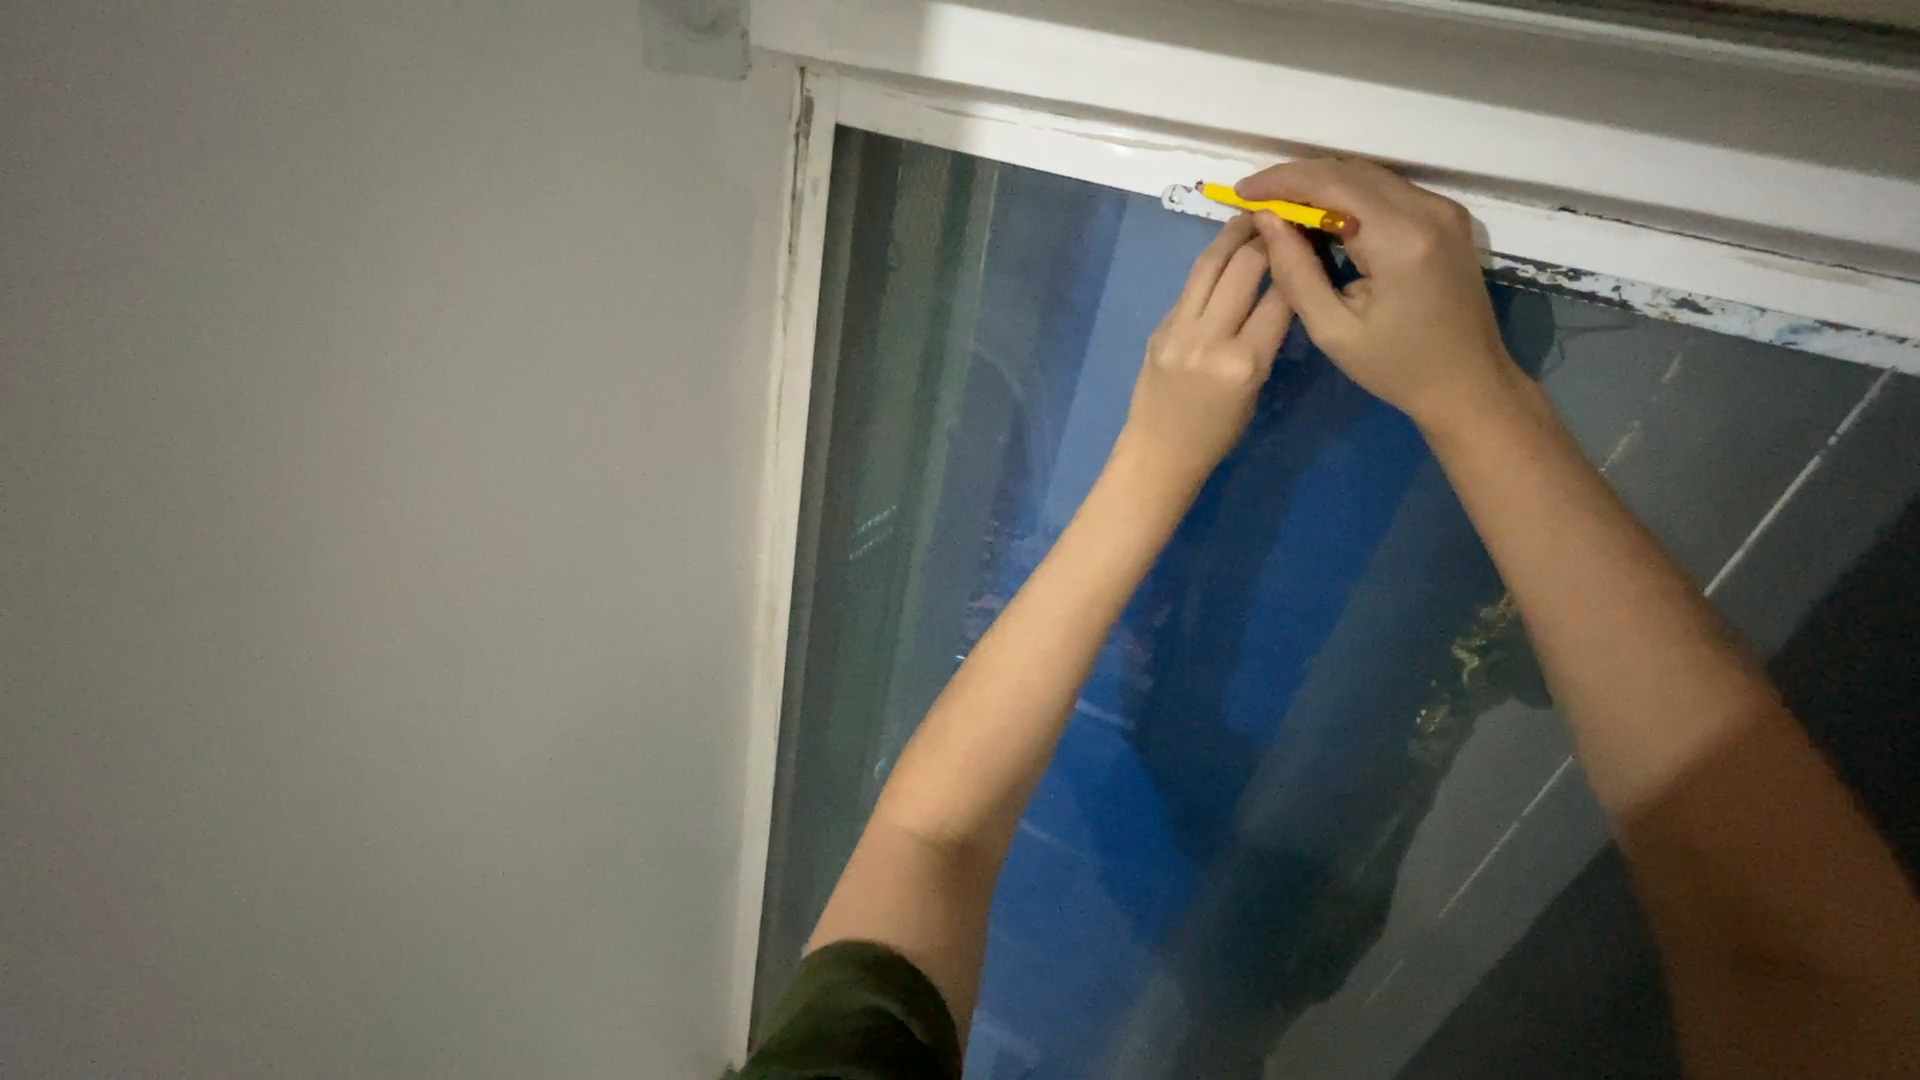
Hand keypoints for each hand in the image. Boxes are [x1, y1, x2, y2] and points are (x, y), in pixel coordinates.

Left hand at [1116, 214, 1291, 485]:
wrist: (1160, 451)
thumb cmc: (1218, 433)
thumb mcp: (1256, 388)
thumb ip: (1266, 337)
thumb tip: (1279, 286)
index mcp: (1244, 362)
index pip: (1281, 295)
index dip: (1297, 261)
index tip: (1310, 239)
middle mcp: (1209, 340)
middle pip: (1244, 266)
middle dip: (1267, 236)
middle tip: (1284, 217)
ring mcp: (1177, 331)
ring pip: (1209, 265)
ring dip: (1233, 236)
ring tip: (1252, 217)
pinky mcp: (1158, 328)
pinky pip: (1189, 287)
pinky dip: (1210, 266)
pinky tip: (1225, 253)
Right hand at [1238, 158, 1518, 429]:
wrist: (1465, 381)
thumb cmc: (1393, 366)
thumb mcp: (1331, 328)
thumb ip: (1295, 271)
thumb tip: (1267, 221)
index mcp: (1400, 240)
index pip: (1331, 185)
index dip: (1281, 182)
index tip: (1242, 193)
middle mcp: (1427, 210)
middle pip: (1351, 172)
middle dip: (1297, 179)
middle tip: (1254, 199)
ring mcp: (1442, 209)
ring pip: (1369, 176)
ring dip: (1320, 185)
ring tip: (1277, 206)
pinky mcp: (1445, 217)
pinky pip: (1387, 192)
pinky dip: (1346, 196)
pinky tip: (1318, 216)